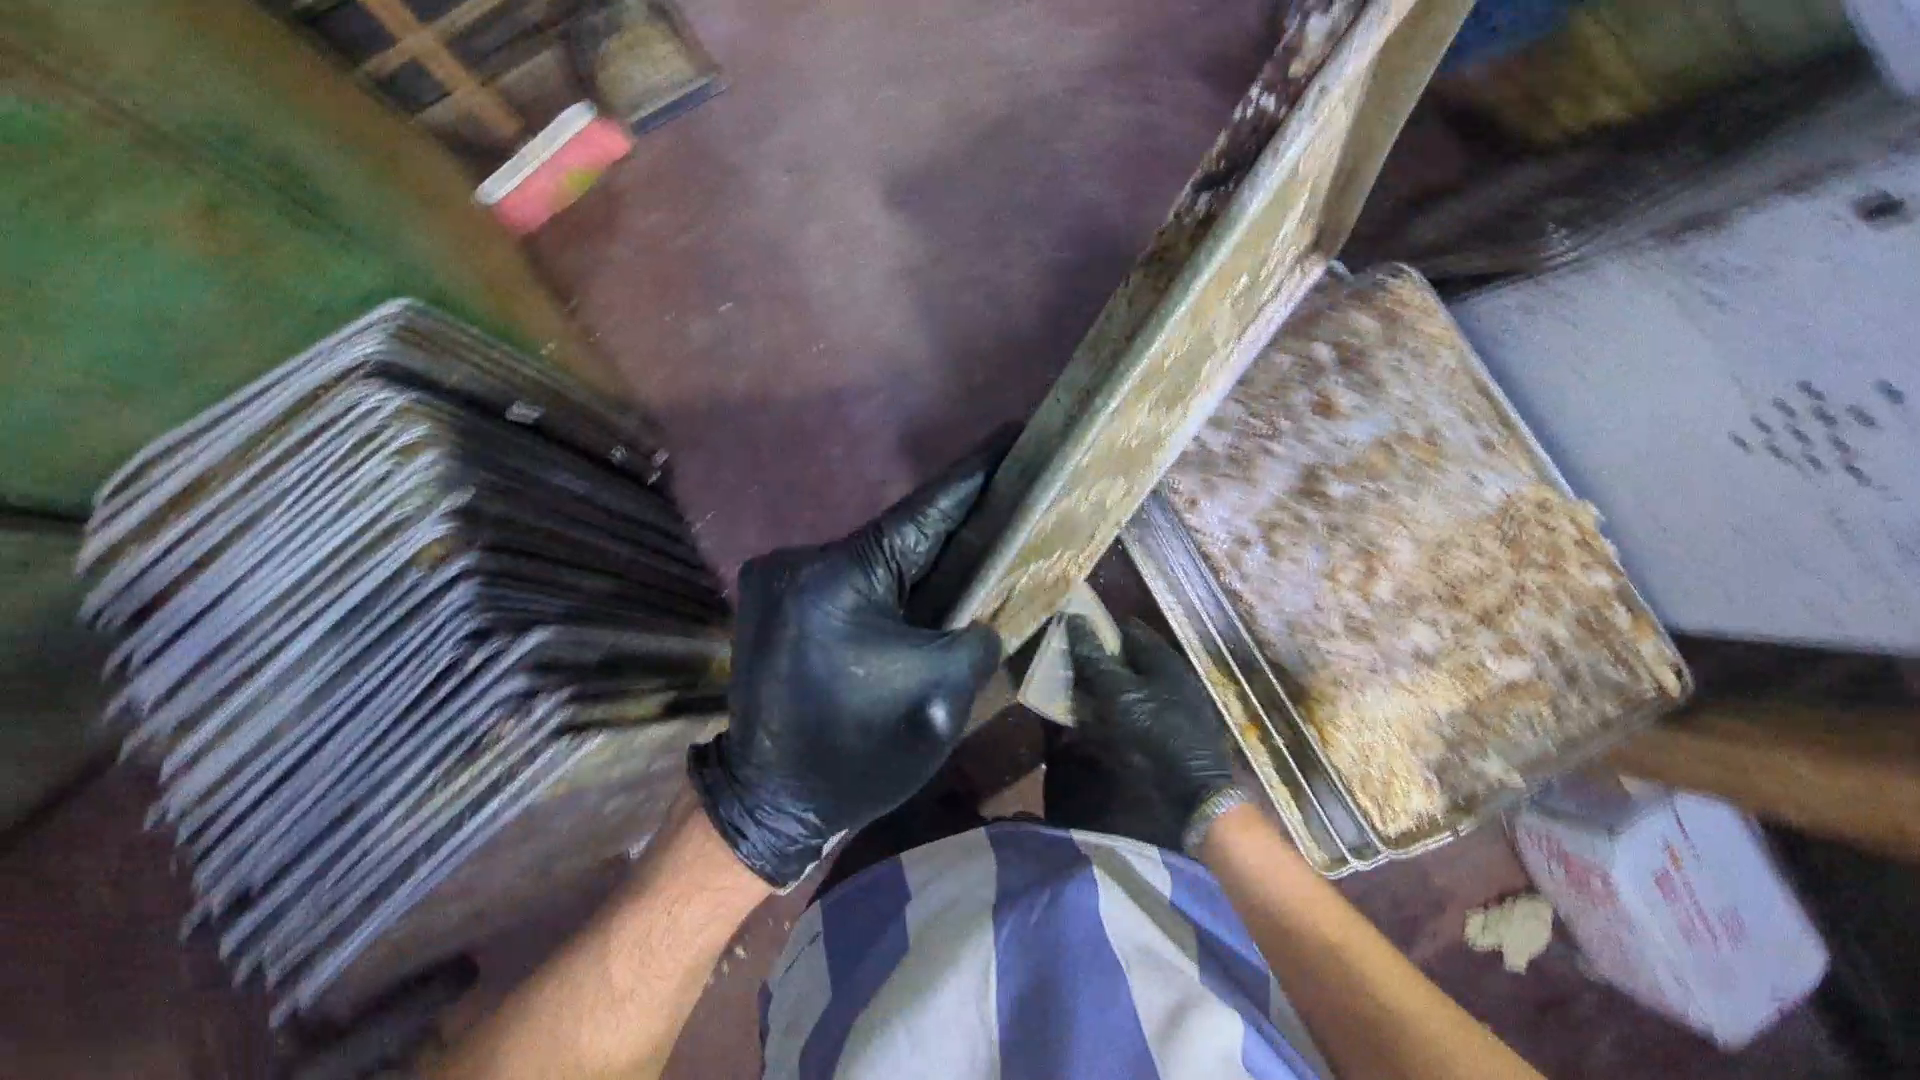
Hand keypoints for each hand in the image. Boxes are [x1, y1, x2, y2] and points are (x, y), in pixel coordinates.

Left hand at [688, 448, 1004, 887]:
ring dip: (919, 558)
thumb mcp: (942, 696)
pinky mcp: (772, 598)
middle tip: (1008, 499)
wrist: (770, 804)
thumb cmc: (859, 756)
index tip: (1013, 436)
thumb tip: (982, 608)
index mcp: (837, 579)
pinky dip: (887, 582)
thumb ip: (975, 634)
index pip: (924, 513)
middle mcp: (798, 561)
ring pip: (872, 557)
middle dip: (954, 525)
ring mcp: (776, 576)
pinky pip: (847, 578)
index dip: (975, 475)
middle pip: (896, 534)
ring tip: (974, 544)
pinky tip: (921, 586)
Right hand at [1049, 617, 1239, 852]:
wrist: (1192, 793)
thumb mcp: (1117, 693)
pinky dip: (1110, 717)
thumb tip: (1073, 619)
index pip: (1127, 629)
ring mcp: (1170, 707)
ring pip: (1127, 689)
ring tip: (1068, 699)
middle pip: (1127, 661)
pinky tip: (1088, 728)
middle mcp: (1170, 678)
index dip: (1099, 627)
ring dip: (1100, 693)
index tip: (1069, 634)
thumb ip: (1094, 658)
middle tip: (1062, 669)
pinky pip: (1131, 716)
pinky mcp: (1165, 734)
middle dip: (1096, 663)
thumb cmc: (1153, 734)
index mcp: (1162, 660)